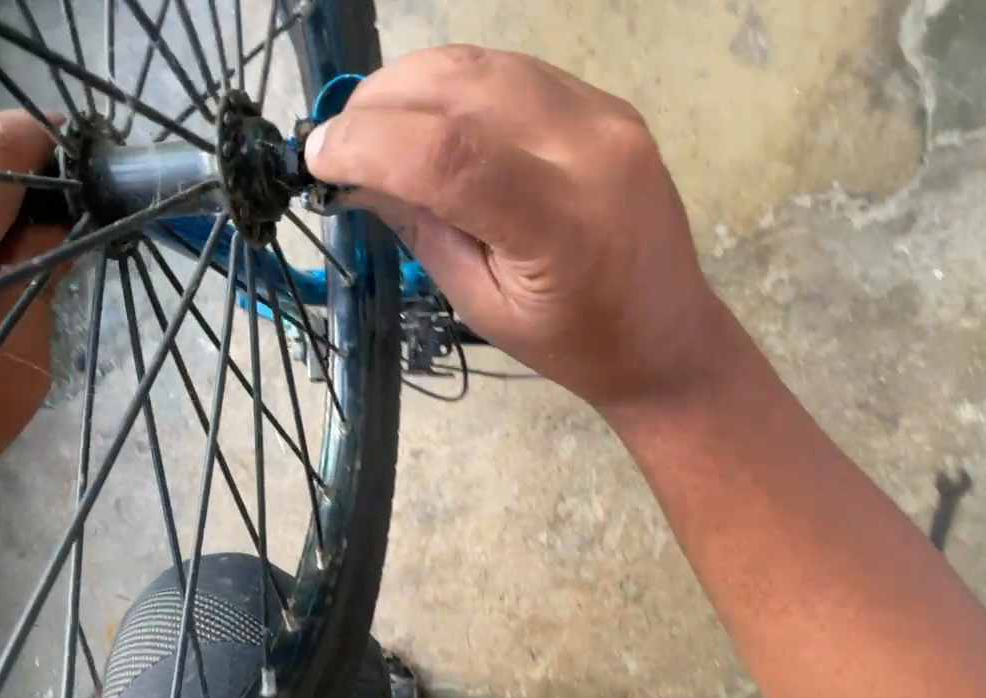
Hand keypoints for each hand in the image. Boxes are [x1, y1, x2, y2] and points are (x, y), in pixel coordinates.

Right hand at [304, 47, 735, 412]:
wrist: (666, 337)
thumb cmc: (574, 345)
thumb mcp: (484, 307)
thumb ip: (424, 233)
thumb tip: (356, 178)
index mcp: (560, 223)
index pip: (446, 154)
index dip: (367, 144)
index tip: (318, 159)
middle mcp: (588, 148)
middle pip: (462, 85)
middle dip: (380, 102)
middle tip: (340, 140)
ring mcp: (604, 116)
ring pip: (484, 63)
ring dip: (412, 84)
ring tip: (375, 127)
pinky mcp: (607, 104)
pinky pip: (514, 72)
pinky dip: (457, 86)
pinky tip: (431, 120)